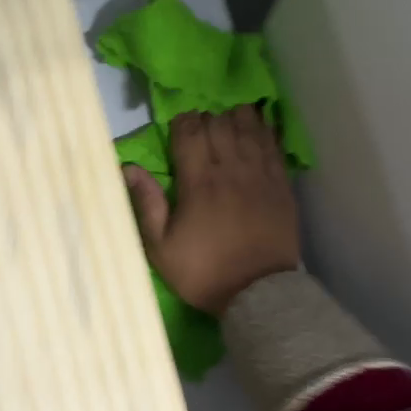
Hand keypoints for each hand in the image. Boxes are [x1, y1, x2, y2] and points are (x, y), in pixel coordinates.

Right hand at [125, 106, 299, 316]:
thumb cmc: (202, 272)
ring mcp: (260, 173)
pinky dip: (263, 129)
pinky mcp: (281, 183)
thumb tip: (129, 169)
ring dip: (235, 118)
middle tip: (200, 129)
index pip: (189, 132)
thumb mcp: (161, 248)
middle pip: (219, 124)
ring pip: (249, 127)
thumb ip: (147, 204)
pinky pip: (273, 143)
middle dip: (207, 119)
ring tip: (227, 120)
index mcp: (198, 182)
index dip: (181, 122)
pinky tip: (257, 126)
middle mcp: (231, 169)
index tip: (177, 127)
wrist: (256, 292)